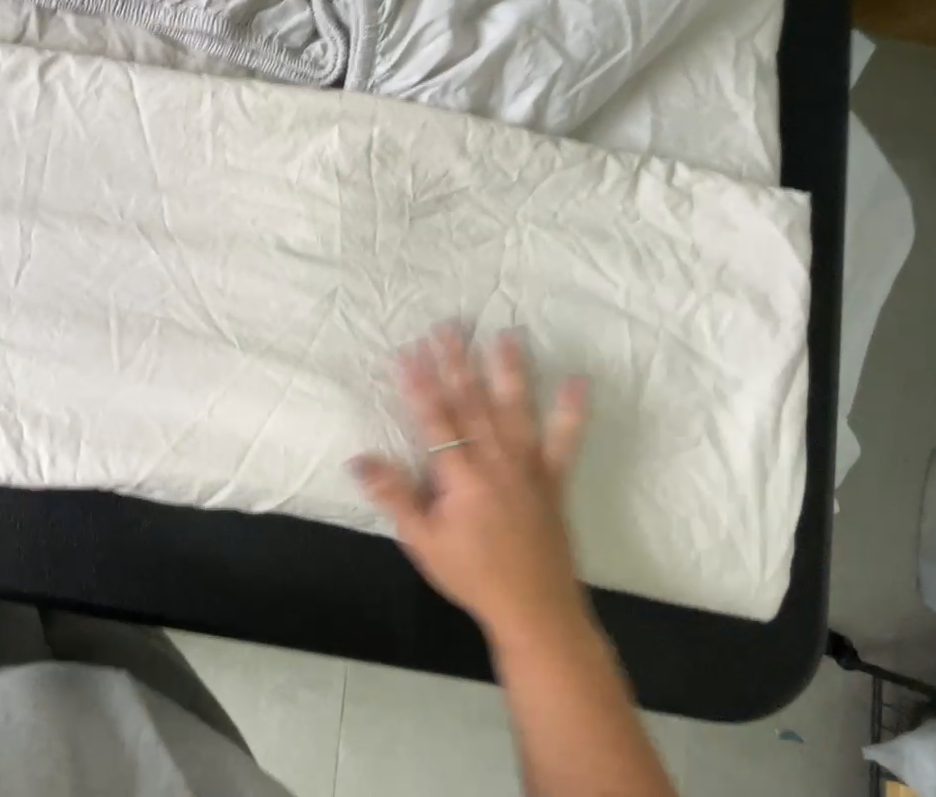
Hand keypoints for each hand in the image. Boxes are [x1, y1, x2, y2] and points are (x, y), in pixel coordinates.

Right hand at [352, 326, 591, 643]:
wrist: (537, 611)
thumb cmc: (471, 573)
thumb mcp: (420, 539)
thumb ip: (393, 496)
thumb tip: (358, 458)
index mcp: (461, 476)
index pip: (435, 418)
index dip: (420, 382)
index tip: (408, 349)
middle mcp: (496, 462)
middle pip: (473, 402)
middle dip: (457, 361)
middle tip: (448, 324)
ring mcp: (529, 468)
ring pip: (515, 409)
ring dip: (508, 370)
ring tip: (505, 333)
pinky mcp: (552, 480)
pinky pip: (564, 441)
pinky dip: (570, 412)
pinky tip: (577, 383)